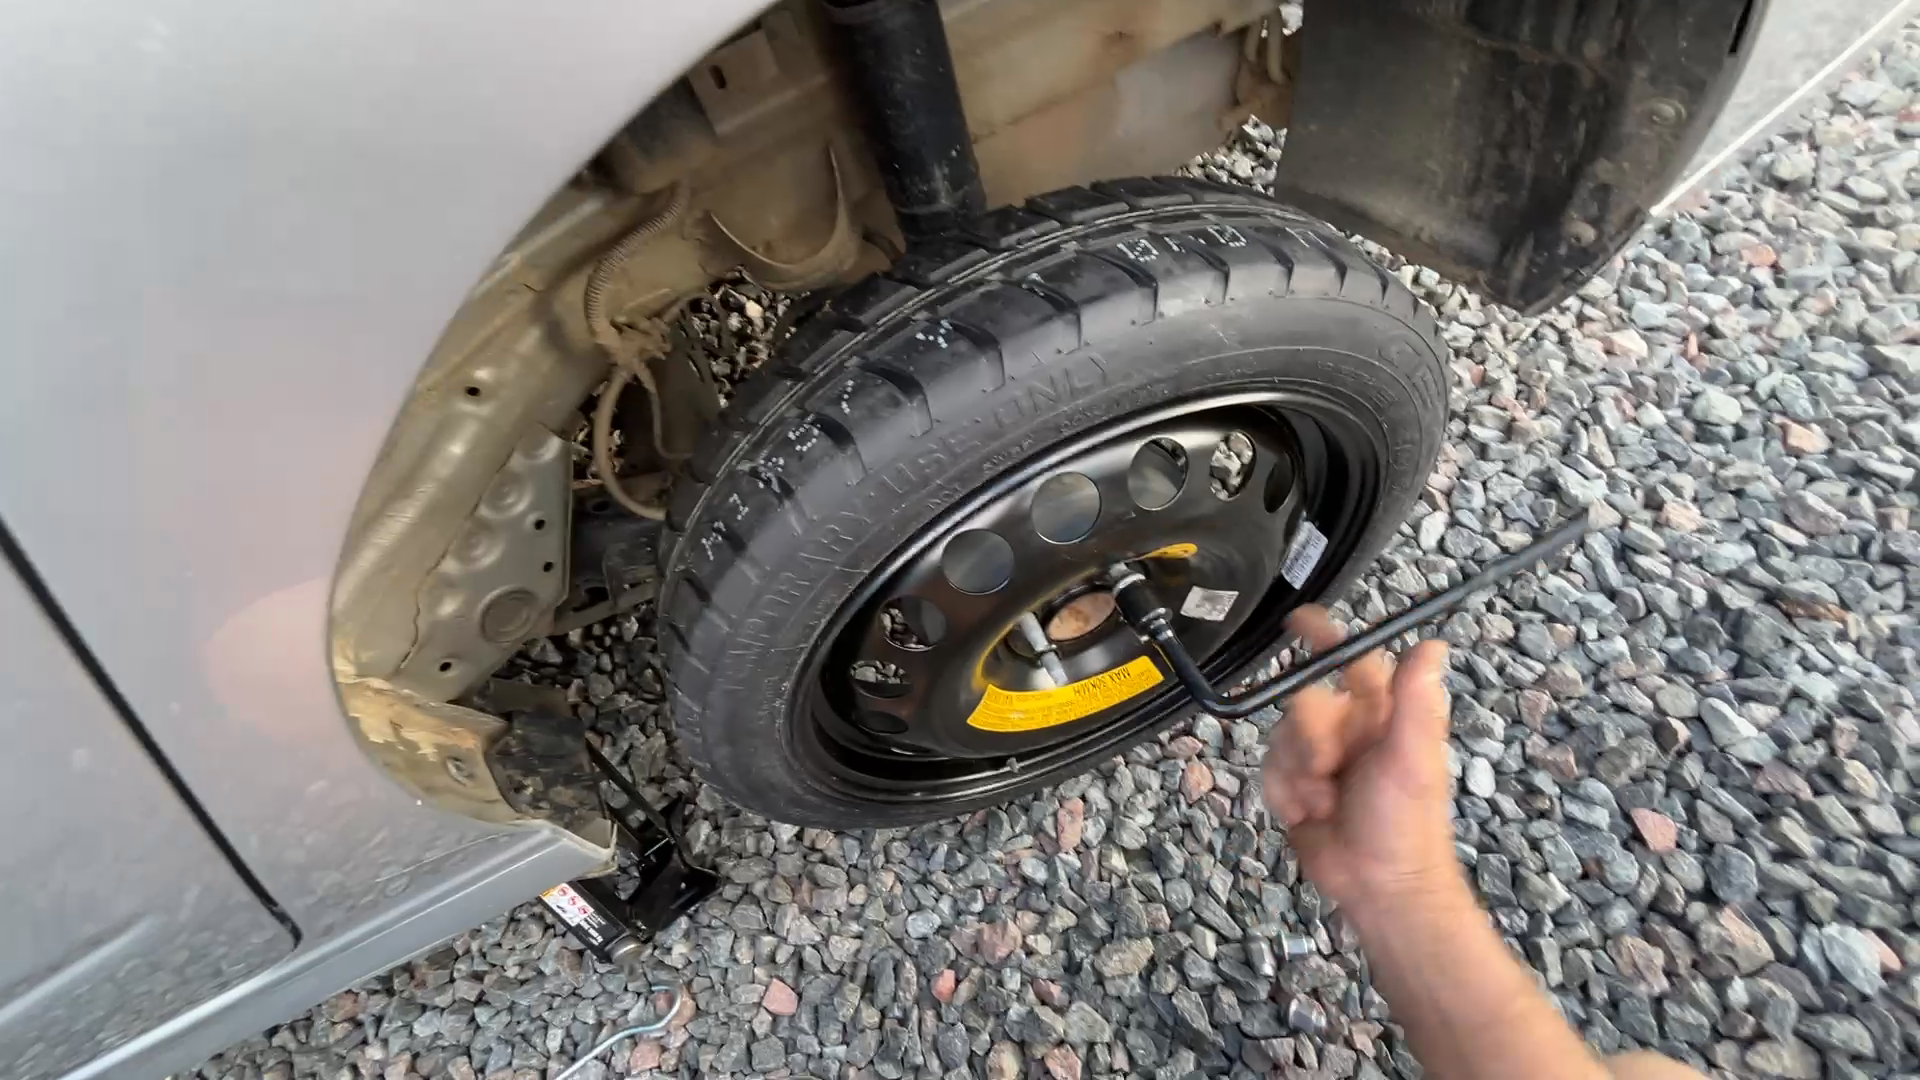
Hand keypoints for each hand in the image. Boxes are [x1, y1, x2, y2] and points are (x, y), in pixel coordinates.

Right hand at [1262, 606, 1466, 926]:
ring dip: (1297, 771)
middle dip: (1309, 737)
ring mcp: (1316, 756)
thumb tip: (1432, 645)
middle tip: (1329, 768)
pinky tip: (1307, 813)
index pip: (1351, 661)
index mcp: (1381, 717)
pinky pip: (1267, 767)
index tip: (1299, 621)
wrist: (1377, 888)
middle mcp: (1347, 730)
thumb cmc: (1405, 824)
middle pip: (1304, 701)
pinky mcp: (1291, 783)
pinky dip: (1284, 791)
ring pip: (1280, 735)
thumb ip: (1416, 703)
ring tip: (1325, 802)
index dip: (1327, 637)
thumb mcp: (1414, 761)